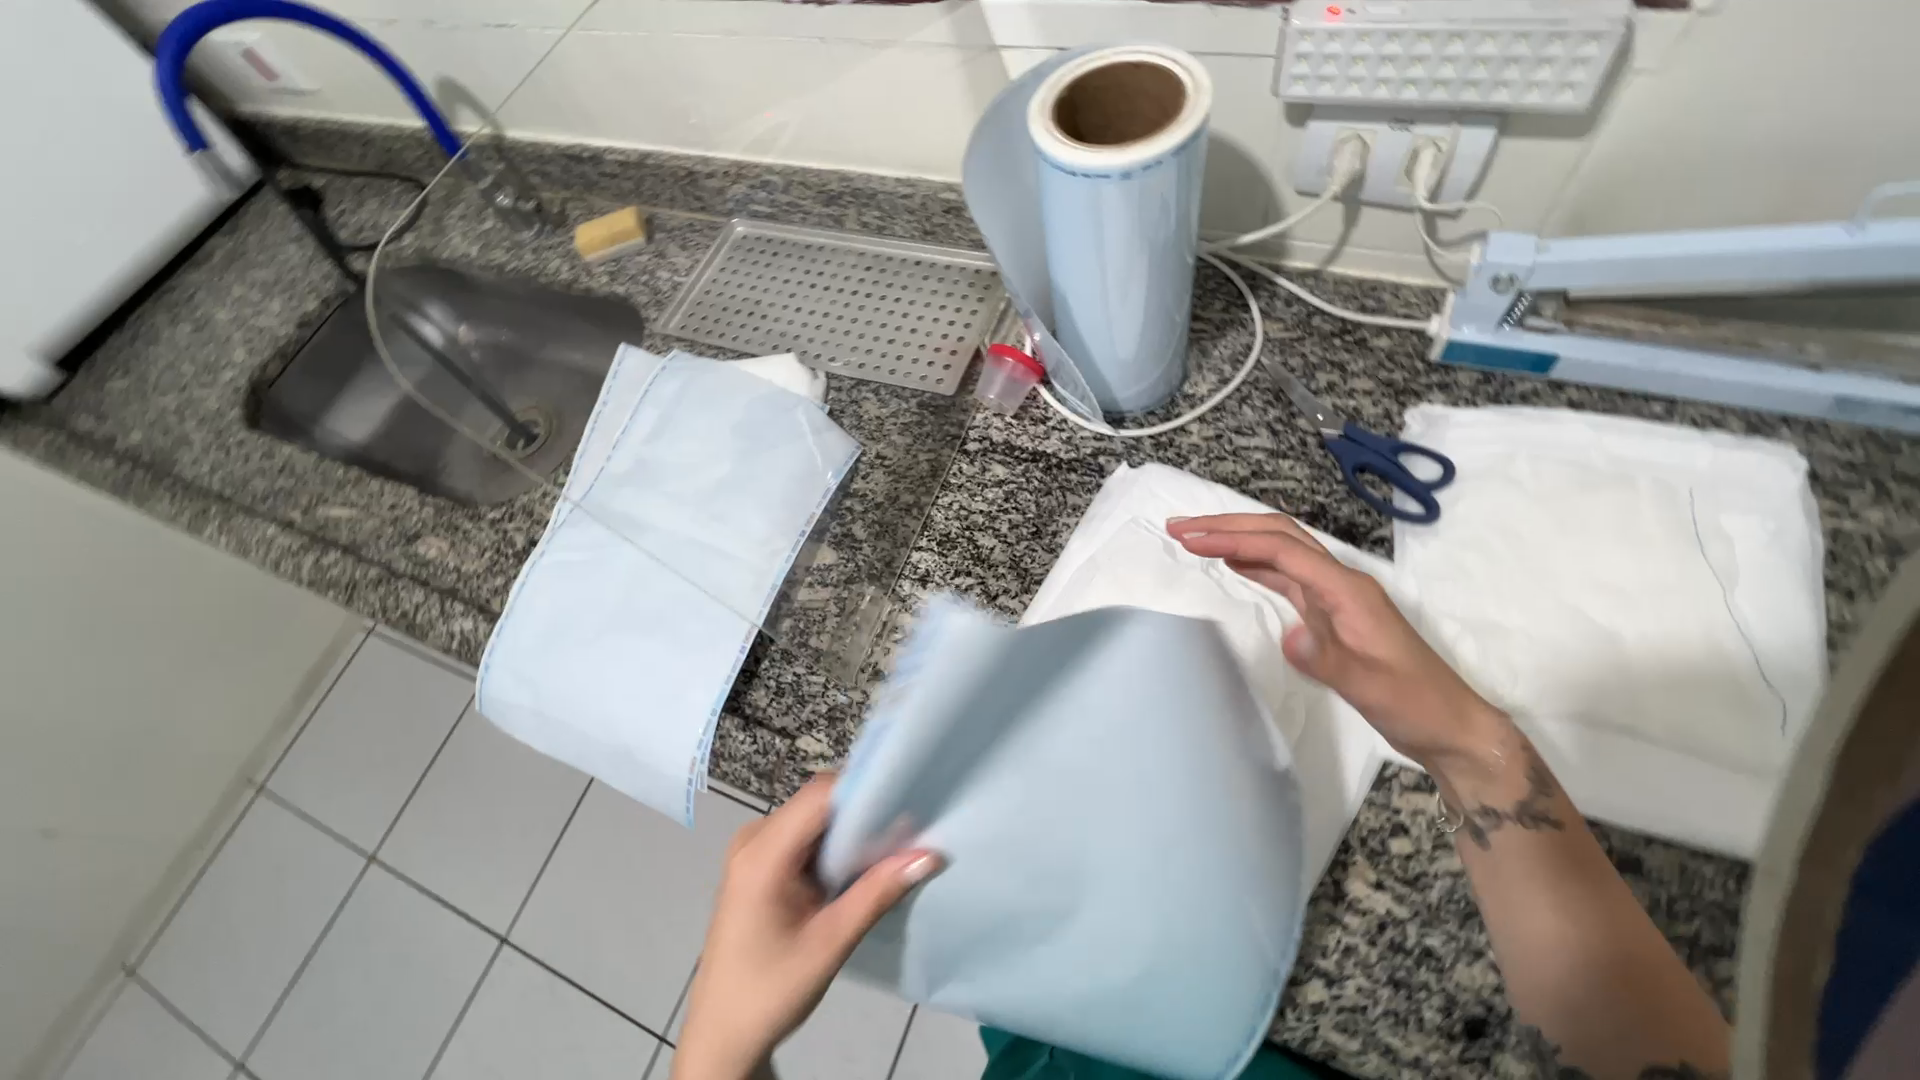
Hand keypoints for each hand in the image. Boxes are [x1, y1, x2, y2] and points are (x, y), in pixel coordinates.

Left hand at [673, 775, 940, 1079]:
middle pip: (818, 802)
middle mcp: (754, 839)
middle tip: (910, 827)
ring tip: (894, 845)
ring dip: (852, 830)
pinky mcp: (760, 865)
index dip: (864, 788)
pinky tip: (862, 864)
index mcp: (762, 853)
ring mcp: (754, 850)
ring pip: (815, 818)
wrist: (723, 1035)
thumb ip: (878, 893)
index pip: (821, 795)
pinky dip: (835, 845)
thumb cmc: (771, 990)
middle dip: (865, 811)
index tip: (909, 797)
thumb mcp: (831, 943)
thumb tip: (930, 854)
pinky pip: (805, 836)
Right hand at [1166, 513, 1507, 769]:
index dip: (1233, 539)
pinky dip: (1253, 563)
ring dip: (1236, 540)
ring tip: (1193, 539)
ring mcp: (1334, 596)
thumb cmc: (1413, 703)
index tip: (1189, 540)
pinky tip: (1233, 563)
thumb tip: (1285, 636)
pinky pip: (1284, 575)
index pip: (1281, 549)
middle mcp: (1338, 582)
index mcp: (1346, 589)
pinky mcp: (1329, 613)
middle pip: (1278, 536)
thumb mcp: (1370, 687)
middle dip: (1227, 526)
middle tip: (1178, 528)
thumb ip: (1326, 659)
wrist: (1448, 724)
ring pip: (1279, 551)